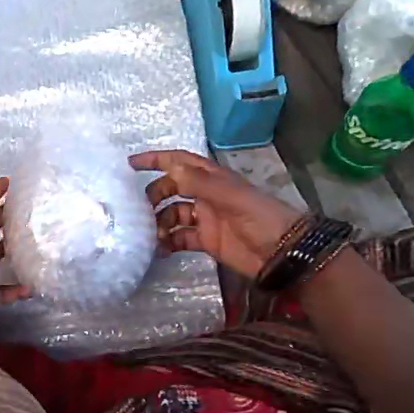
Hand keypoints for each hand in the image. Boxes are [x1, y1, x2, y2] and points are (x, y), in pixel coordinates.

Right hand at [129, 150, 304, 280]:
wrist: (282, 252)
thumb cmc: (260, 218)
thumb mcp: (231, 197)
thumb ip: (200, 184)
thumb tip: (170, 170)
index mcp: (213, 179)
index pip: (180, 162)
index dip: (157, 160)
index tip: (131, 164)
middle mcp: (206, 195)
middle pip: (171, 189)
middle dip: (154, 196)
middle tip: (140, 211)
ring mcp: (205, 218)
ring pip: (173, 214)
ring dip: (159, 222)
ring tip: (150, 235)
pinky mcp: (206, 240)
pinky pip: (179, 237)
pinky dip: (168, 242)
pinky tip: (159, 250)